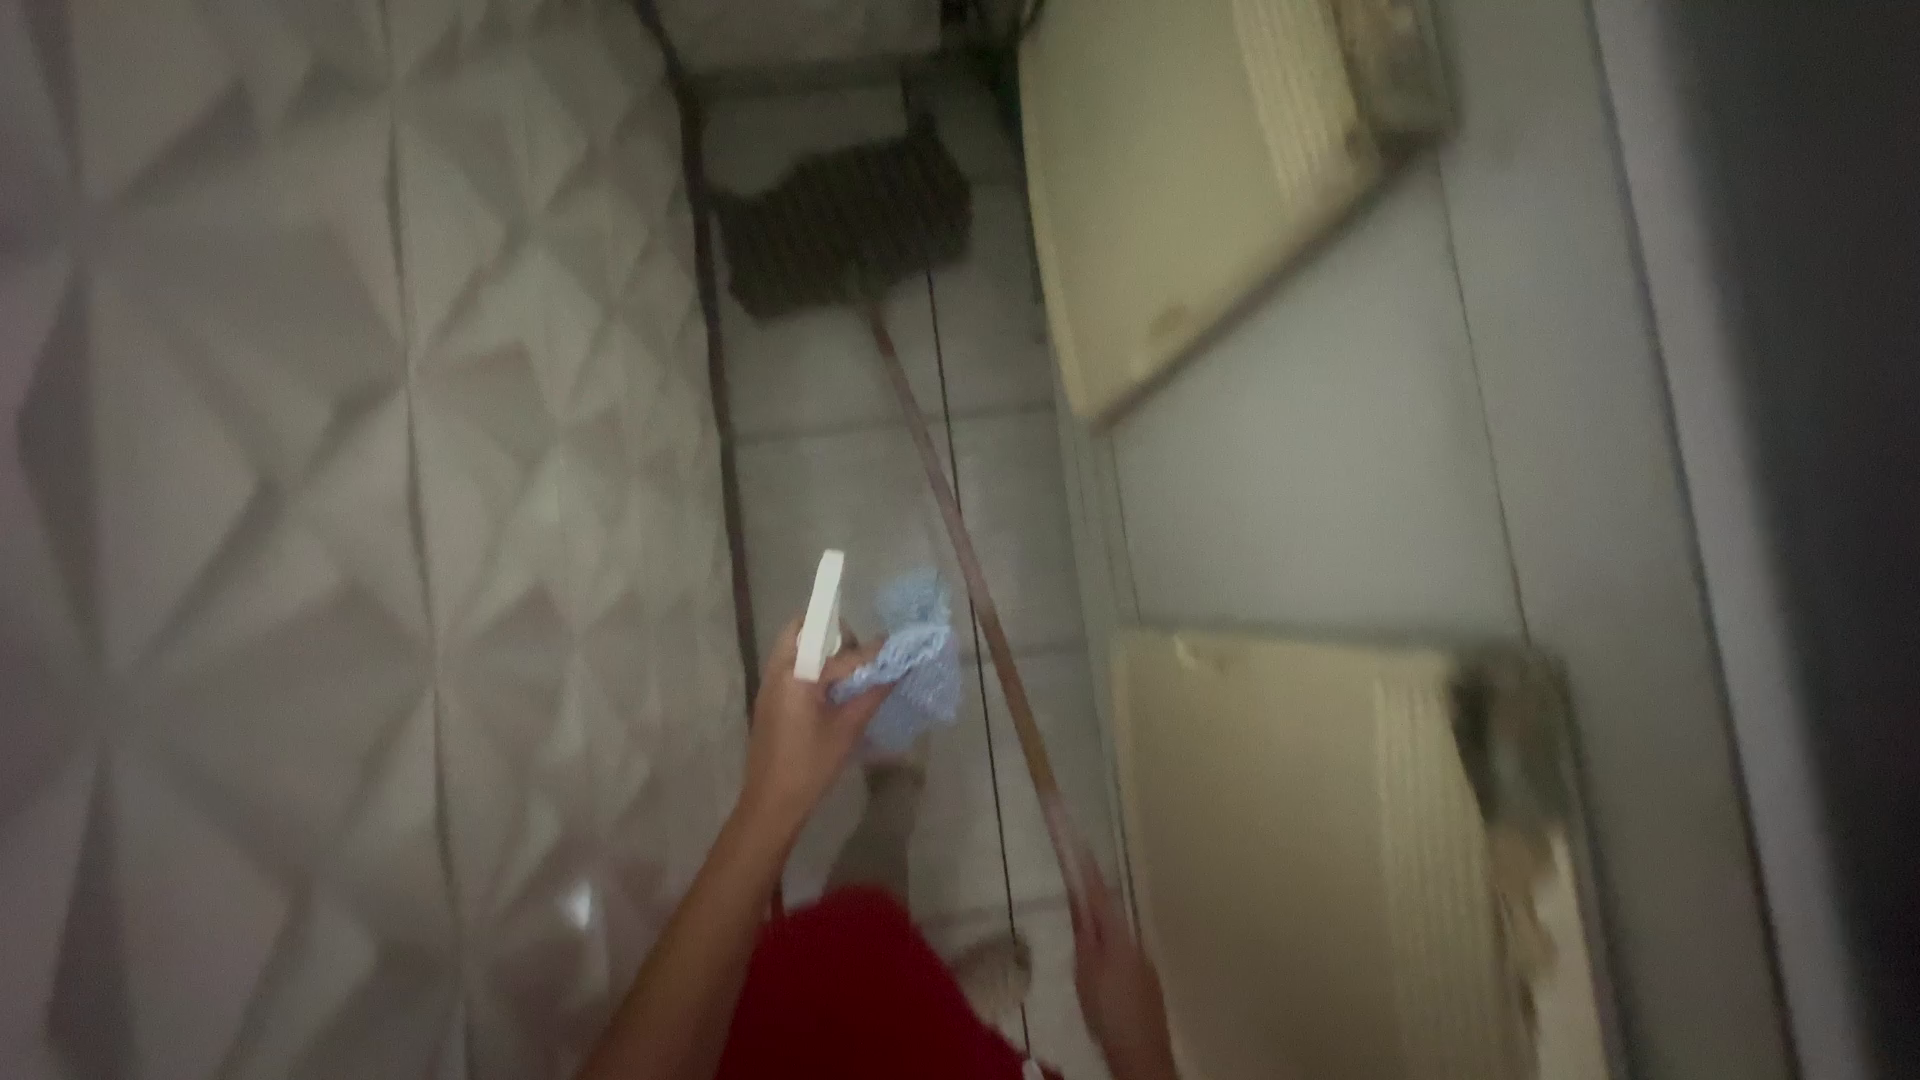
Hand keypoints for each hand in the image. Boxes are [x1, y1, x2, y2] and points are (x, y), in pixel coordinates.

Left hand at [738, 619, 889, 838]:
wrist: (770, 802)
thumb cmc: (811, 766)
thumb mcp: (847, 729)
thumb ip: (873, 693)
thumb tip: (898, 671)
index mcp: (797, 675)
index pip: (842, 653)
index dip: (872, 651)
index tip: (894, 646)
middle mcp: (778, 669)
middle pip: (803, 628)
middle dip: (833, 633)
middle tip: (858, 656)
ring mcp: (769, 682)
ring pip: (793, 644)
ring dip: (820, 647)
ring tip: (847, 671)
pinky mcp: (768, 697)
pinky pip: (789, 663)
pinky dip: (810, 663)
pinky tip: (831, 687)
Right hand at [1072, 858, 1178, 1079]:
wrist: (1142, 1055)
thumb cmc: (1107, 1011)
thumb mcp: (1084, 969)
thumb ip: (1083, 931)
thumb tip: (1079, 897)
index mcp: (1117, 933)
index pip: (1099, 891)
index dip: (1088, 867)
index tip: (1081, 842)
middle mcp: (1136, 939)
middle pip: (1111, 913)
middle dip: (1094, 905)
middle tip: (1077, 906)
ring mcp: (1146, 961)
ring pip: (1119, 937)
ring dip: (1103, 935)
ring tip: (1087, 959)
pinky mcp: (1149, 981)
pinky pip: (1126, 956)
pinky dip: (1112, 956)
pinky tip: (1105, 980)